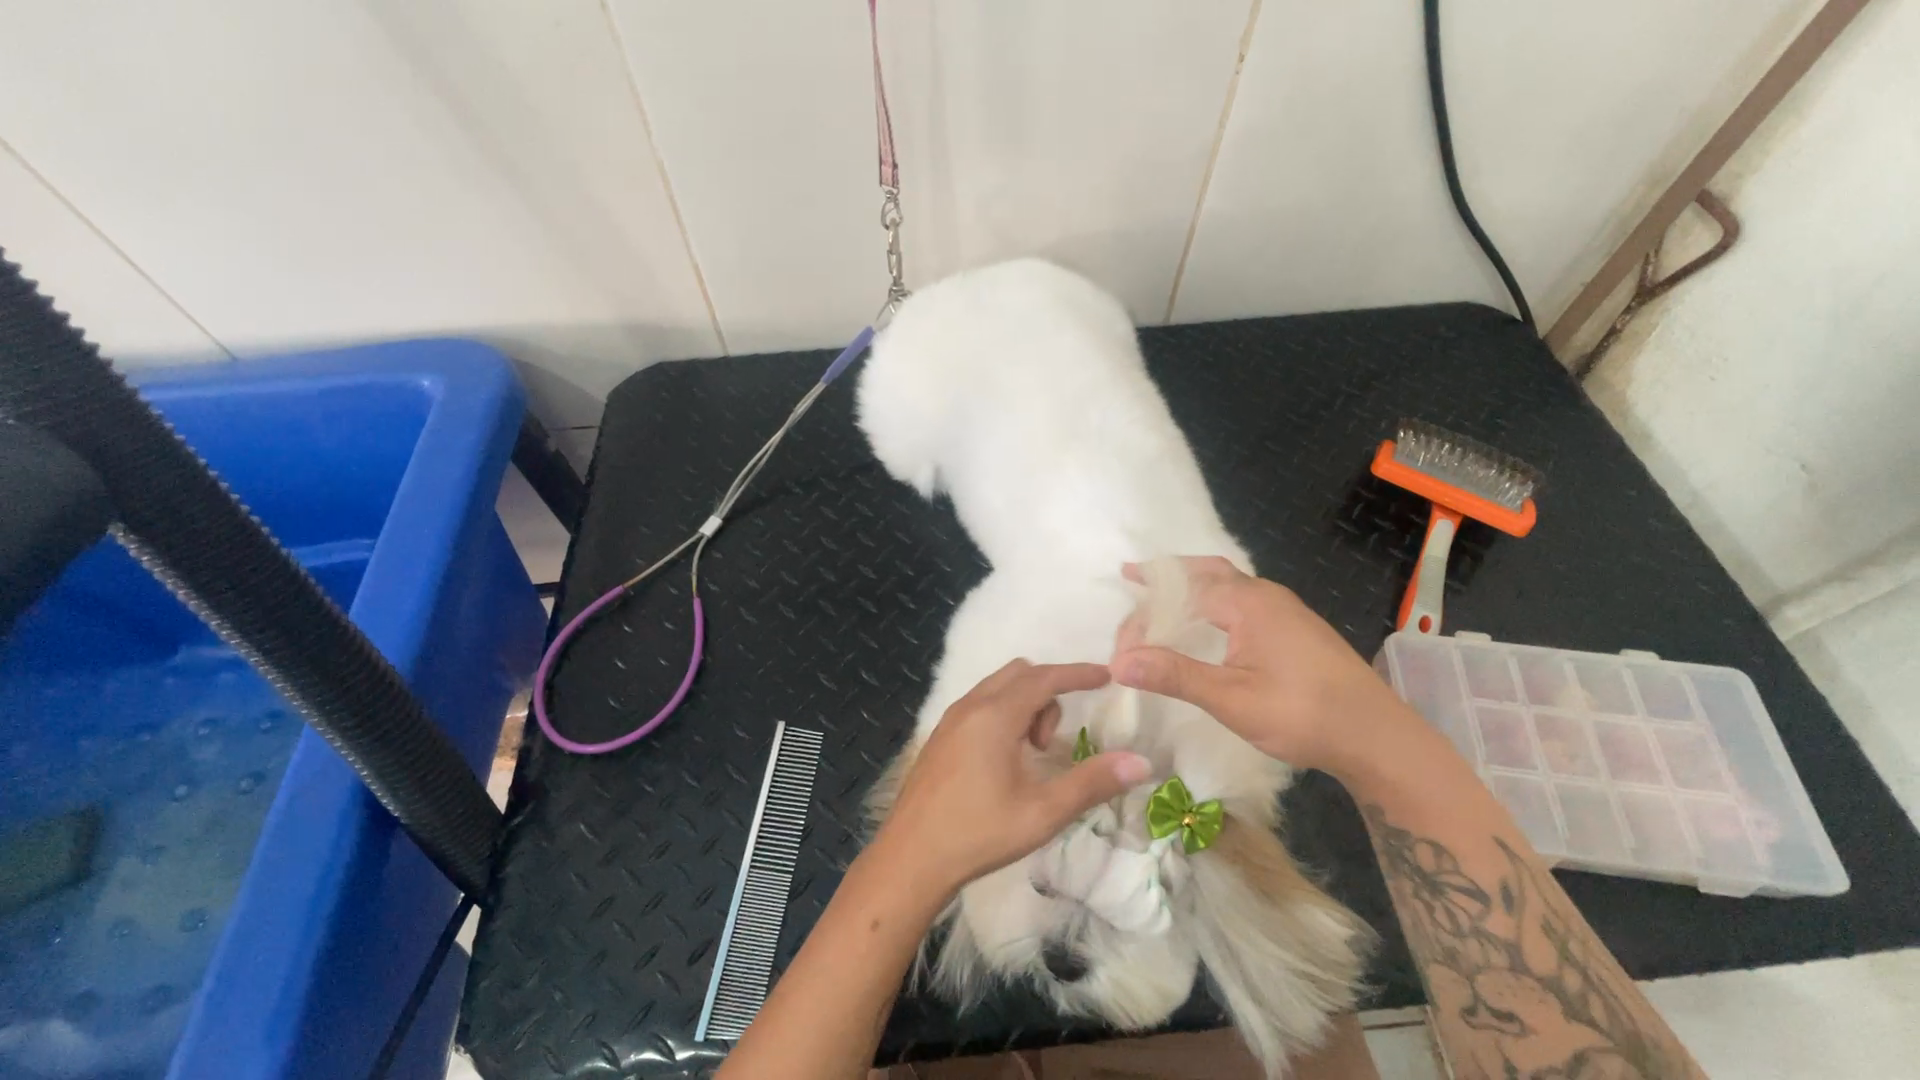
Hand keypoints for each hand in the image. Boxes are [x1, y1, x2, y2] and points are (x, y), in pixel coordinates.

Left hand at [873, 660, 1152, 897]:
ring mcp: (949, 721)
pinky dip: (1003, 715)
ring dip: (1024, 706)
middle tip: (1052, 744)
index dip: (1078, 674)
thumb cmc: (979, 834)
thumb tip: (1140, 763)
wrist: (911, 859)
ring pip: (997, 688)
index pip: (1044, 678)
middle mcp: (970, 707)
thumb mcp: (1043, 812)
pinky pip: (979, 704)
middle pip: (1020, 674)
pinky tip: (1004, 762)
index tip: (1107, 677)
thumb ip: (1092, 782)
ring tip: (1030, 755)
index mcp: (994, 716)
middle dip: (1048, 694)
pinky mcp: (939, 738)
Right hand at [1109, 556, 1418, 777]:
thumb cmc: (1302, 714)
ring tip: (1163, 597)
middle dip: (1167, 574)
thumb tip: (1118, 663)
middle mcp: (1266, 594)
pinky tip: (1209, 625)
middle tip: (1132, 578)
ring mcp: (1285, 610)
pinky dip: (1213, 600)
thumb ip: (1174, 675)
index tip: (1121, 654)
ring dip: (1192, 585)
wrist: (1376, 735)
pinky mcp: (1296, 628)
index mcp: (1247, 602)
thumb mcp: (1231, 698)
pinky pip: (1243, 599)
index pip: (1180, 595)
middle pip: (1207, 570)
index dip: (1144, 619)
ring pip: (1228, 583)